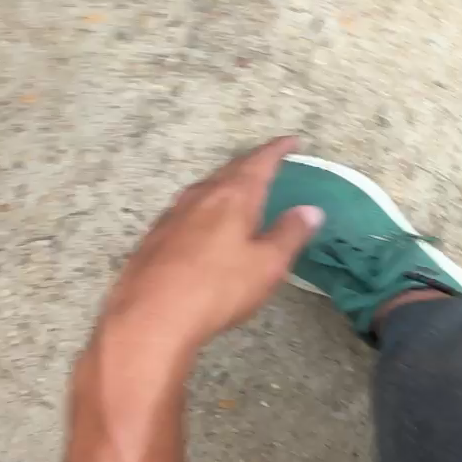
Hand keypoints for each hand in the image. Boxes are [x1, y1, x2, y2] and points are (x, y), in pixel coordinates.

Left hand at [100, 136, 323, 353]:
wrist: (150, 319)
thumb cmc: (218, 288)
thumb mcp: (268, 264)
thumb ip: (290, 234)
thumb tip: (310, 210)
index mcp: (233, 197)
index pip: (259, 162)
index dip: (277, 150)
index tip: (291, 141)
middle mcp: (200, 197)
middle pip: (229, 171)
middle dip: (251, 164)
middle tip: (268, 164)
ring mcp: (172, 216)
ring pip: (205, 189)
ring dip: (225, 184)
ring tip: (238, 190)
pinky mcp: (154, 238)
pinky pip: (186, 210)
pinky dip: (204, 208)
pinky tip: (203, 224)